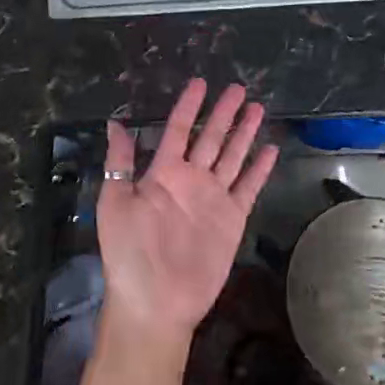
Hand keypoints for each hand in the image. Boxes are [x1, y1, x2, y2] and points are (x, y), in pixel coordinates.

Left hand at [98, 79, 279, 348]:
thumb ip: (120, 163)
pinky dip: (260, 169)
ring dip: (245, 133)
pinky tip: (270, 150)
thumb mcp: (115, 204)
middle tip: (238, 88)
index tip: (200, 83)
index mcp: (162, 174)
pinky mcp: (232, 218)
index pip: (179, 129)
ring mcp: (213, 198)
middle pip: (211, 137)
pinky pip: (249, 187)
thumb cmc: (129, 254)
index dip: (189, 106)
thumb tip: (114, 123)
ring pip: (232, 156)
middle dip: (224, 113)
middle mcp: (190, 180)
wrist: (155, 301)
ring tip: (258, 108)